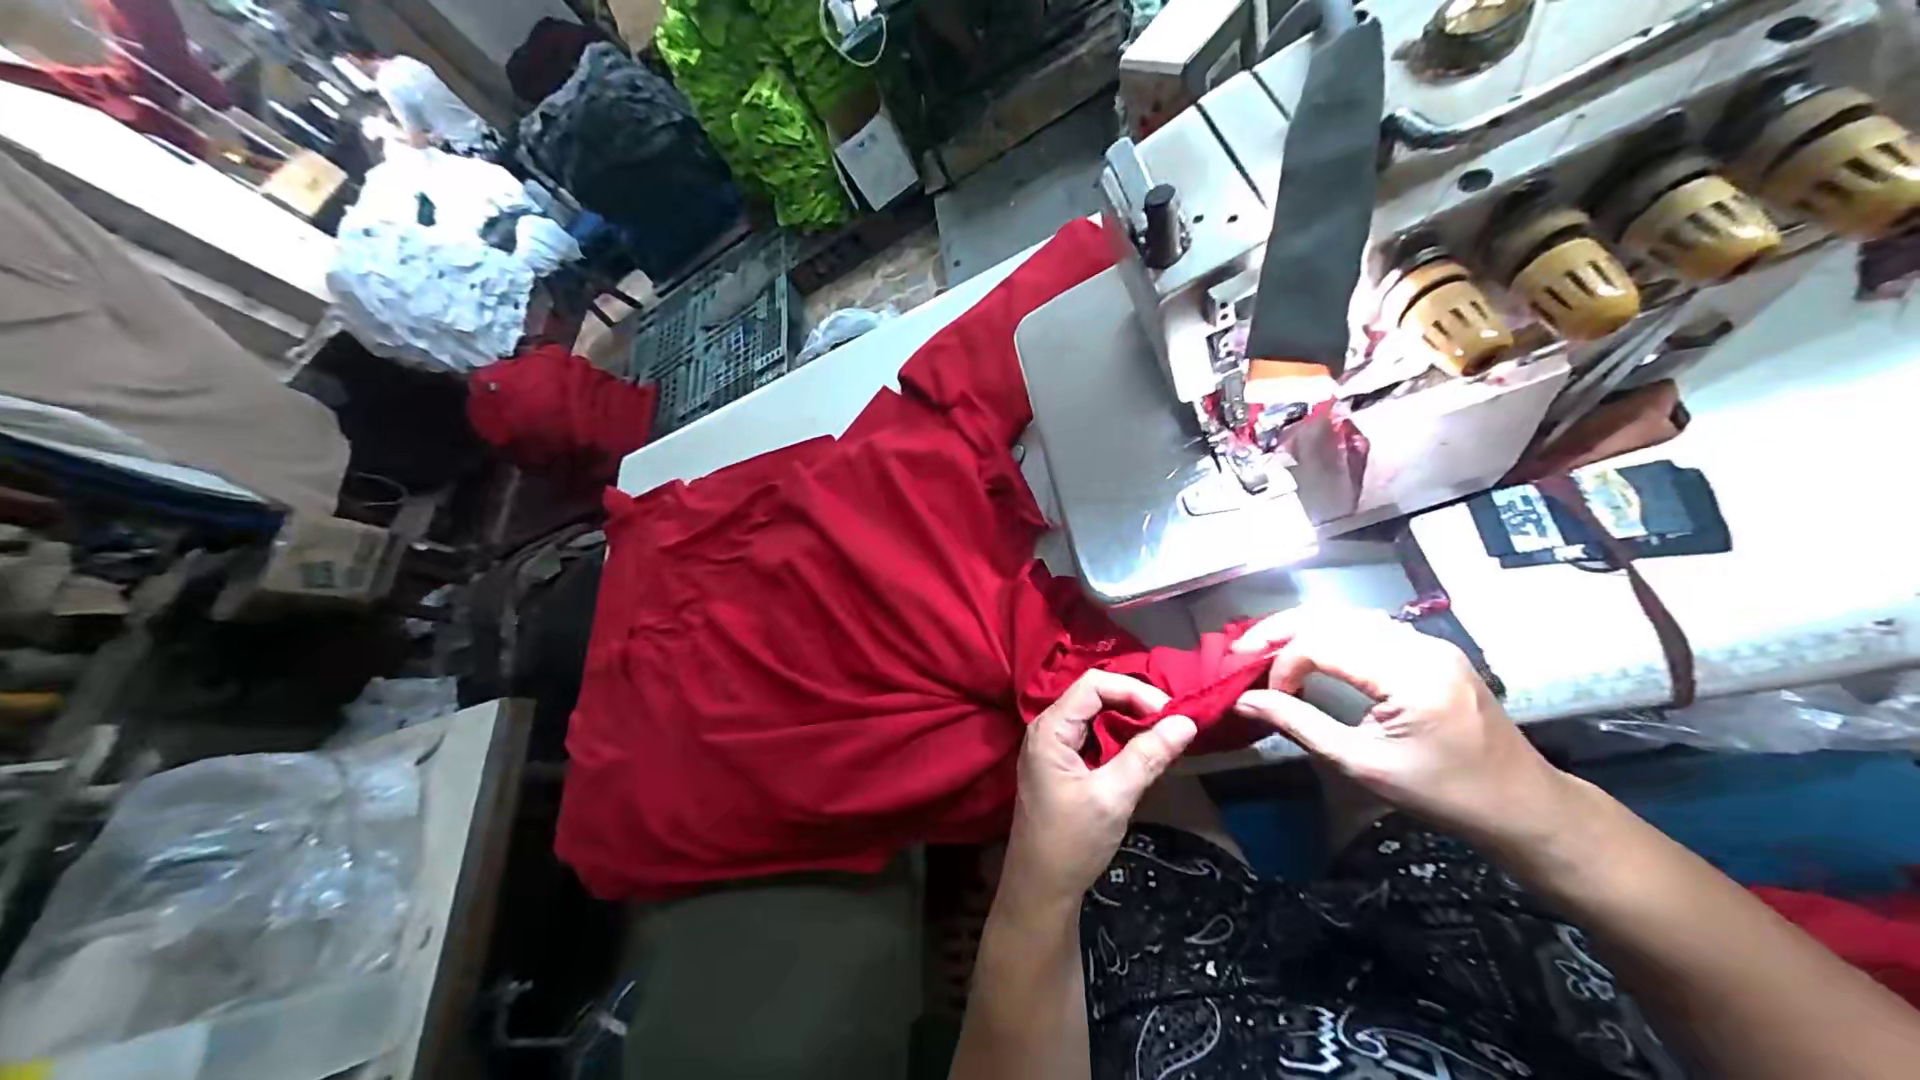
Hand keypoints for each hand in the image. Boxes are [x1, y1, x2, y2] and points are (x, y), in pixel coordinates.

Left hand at [1001, 672, 1197, 910]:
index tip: (1168, 713)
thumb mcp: (1113, 797)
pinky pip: (1093, 736)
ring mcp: (1053, 747)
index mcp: (1050, 729)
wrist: (1040, 889)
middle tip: (1171, 722)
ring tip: (1163, 733)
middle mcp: (1047, 729)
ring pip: (1095, 715)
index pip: (1094, 684)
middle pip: (1094, 694)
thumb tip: (1185, 722)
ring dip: (1129, 719)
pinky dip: (1120, 737)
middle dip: (1134, 702)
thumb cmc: (1071, 842)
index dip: (1133, 691)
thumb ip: (1147, 756)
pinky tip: (1142, 751)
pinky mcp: (1062, 764)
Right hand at [1230, 609, 1570, 842]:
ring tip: (1268, 647)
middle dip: (1281, 629)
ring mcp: (1429, 644)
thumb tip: (1245, 701)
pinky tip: (1311, 651)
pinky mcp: (1431, 651)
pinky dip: (1330, 634)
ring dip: (1303, 628)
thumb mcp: (1362, 764)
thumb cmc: (1443, 794)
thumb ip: (1299, 724)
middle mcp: (1420, 646)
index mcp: (1409, 675)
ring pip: (1349, 616)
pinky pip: (1369, 628)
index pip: (1323, 643)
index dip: (1283, 663)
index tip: (1268, 696)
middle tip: (1243, 650)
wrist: (1523, 806)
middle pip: (1333, 617)